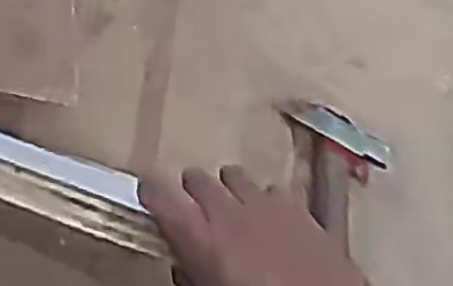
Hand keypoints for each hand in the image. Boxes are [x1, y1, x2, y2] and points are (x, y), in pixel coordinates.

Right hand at [141, 167, 369, 285]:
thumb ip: (191, 276)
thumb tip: (182, 263)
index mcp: (198, 235)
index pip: (154, 190)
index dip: (150, 194)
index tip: (152, 204)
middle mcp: (225, 210)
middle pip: (194, 177)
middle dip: (195, 195)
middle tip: (204, 222)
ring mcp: (265, 206)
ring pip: (233, 176)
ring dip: (232, 195)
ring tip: (243, 221)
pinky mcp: (302, 212)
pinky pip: (274, 192)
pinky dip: (270, 206)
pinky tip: (279, 231)